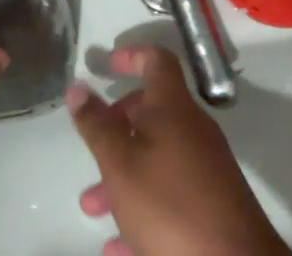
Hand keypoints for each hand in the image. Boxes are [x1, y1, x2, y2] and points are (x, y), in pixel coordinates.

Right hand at [70, 45, 291, 255]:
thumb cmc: (170, 207)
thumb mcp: (120, 163)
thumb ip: (96, 125)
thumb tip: (78, 86)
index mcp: (173, 110)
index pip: (157, 61)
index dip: (131, 55)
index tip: (105, 65)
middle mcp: (193, 133)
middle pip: (151, 114)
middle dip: (115, 129)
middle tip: (91, 147)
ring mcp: (207, 172)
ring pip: (156, 161)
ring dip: (121, 179)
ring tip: (92, 209)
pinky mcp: (213, 209)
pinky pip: (170, 199)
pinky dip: (142, 213)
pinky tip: (117, 247)